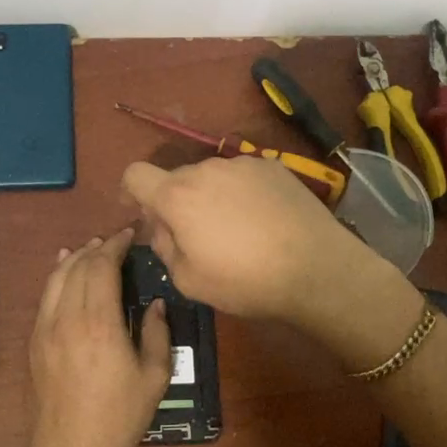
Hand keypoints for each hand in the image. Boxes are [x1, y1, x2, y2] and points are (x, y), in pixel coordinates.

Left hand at [25, 228, 171, 446]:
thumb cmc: (119, 416)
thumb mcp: (154, 376)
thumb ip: (156, 333)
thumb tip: (154, 304)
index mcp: (100, 323)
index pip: (102, 266)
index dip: (116, 245)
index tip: (131, 235)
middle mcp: (68, 317)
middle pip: (78, 266)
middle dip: (98, 247)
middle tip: (117, 241)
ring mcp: (46, 327)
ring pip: (57, 277)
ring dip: (75, 257)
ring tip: (92, 248)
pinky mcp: (34, 340)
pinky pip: (45, 296)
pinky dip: (57, 276)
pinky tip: (65, 271)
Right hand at [121, 156, 392, 326]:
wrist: (315, 268)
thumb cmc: (244, 281)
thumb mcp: (188, 281)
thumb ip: (164, 247)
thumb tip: (164, 228)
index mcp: (177, 196)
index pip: (135, 175)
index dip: (131, 193)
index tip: (142, 214)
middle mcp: (206, 170)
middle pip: (176, 179)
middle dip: (176, 203)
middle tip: (195, 238)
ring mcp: (242, 164)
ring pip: (211, 177)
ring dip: (211, 198)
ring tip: (236, 232)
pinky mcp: (273, 167)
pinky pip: (243, 177)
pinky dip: (242, 194)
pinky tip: (263, 222)